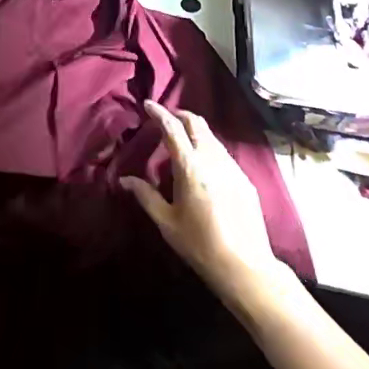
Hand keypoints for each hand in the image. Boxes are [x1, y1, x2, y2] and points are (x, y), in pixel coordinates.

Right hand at [121, 101, 284, 301]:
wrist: (243, 263)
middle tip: (164, 119)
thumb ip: (145, 196)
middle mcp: (212, 158)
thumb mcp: (167, 223)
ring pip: (211, 135)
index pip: (172, 128)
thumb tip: (124, 179)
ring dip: (194, 130)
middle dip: (179, 115)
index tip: (148, 104)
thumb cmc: (199, 244)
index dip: (159, 113)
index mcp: (190, 166)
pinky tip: (202, 162)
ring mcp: (232, 164)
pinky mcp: (244, 176)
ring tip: (181, 138)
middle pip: (196, 123)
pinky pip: (222, 151)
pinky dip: (208, 146)